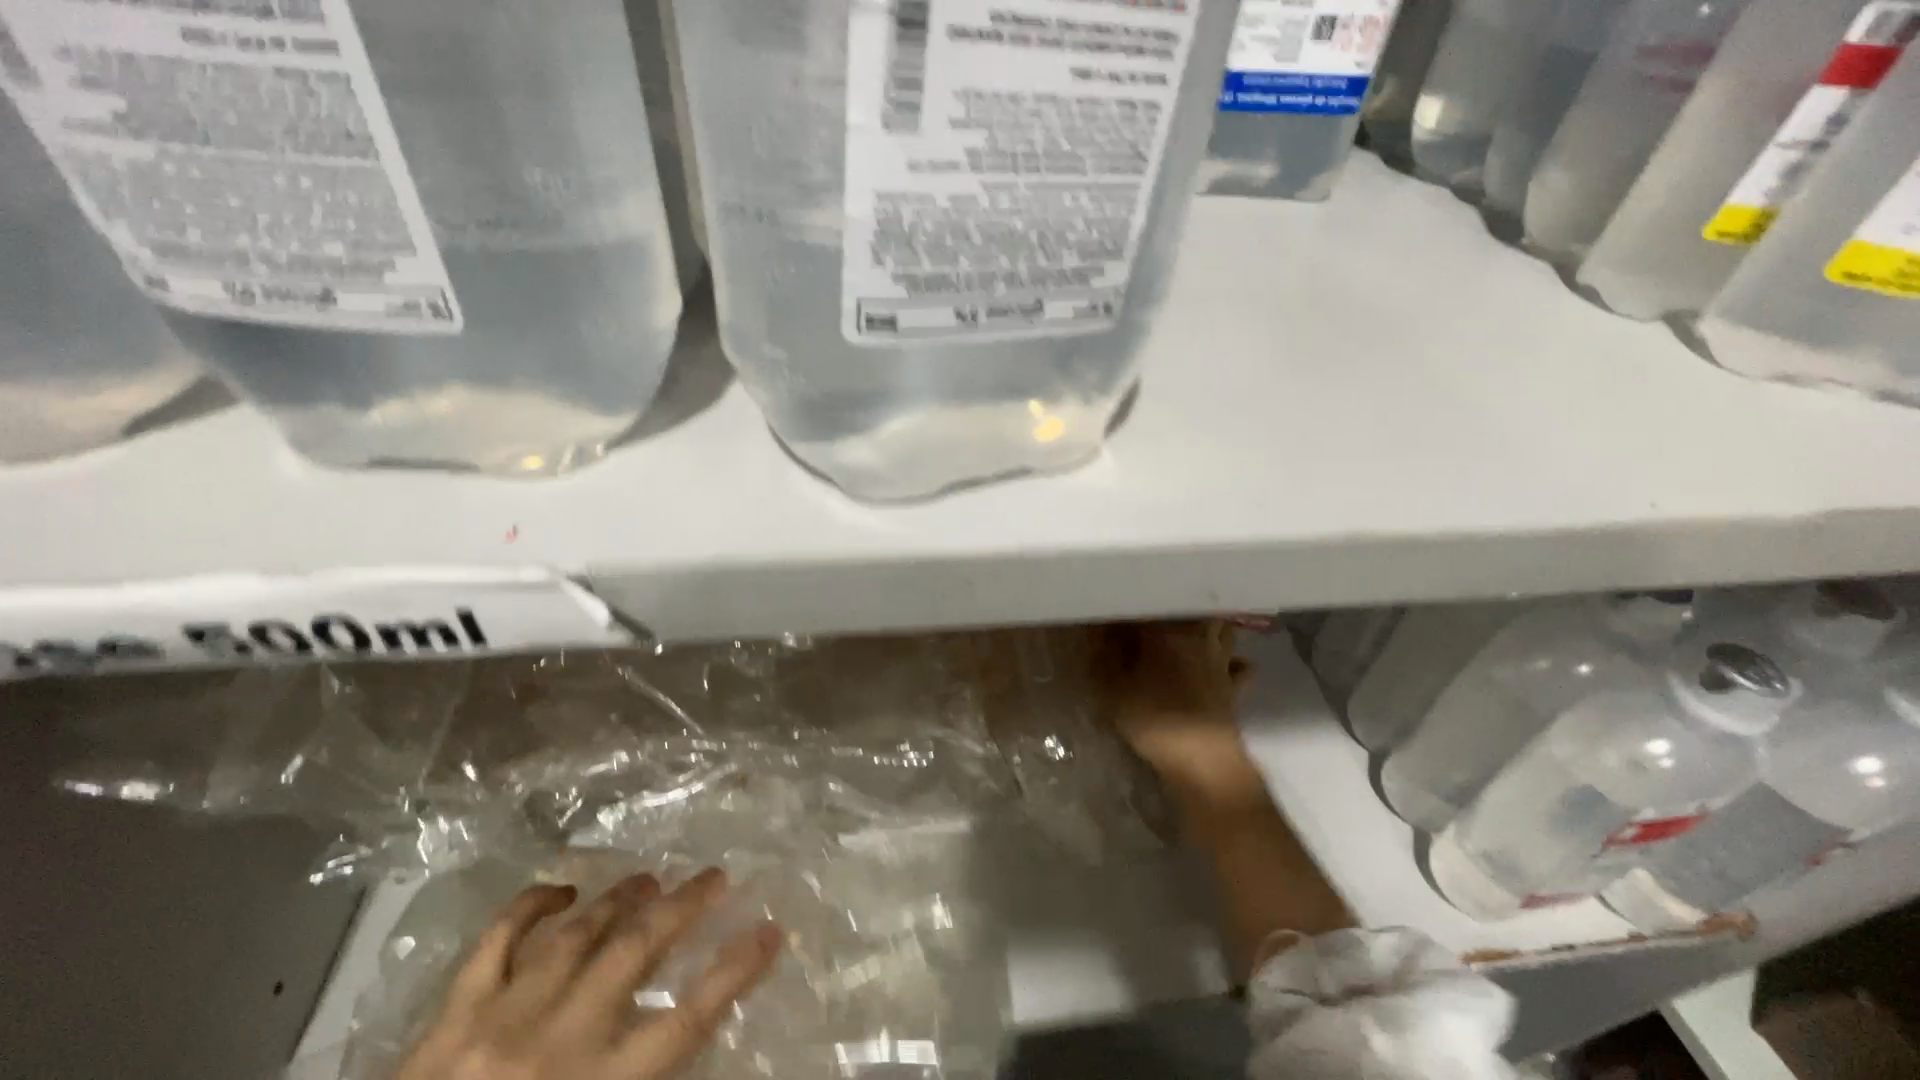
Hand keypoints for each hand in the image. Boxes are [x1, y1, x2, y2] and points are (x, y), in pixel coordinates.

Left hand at [396, 869, 782, 1079]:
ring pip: (575, 934)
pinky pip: (497, 941)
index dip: (738, 969)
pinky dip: (530, 906)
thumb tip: (676, 1045)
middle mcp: (561, 1039)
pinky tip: (560, 889)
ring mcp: (501, 1019)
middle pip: (638, 952)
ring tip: (648, 878)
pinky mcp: (451, 1015)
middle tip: (713, 877)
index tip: (770, 931)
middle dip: (684, 907)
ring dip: (618, 900)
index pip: (691, 1018)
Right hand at [1103, 621, 1263, 810]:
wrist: (1202, 760)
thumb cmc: (1153, 718)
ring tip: (1186, 637)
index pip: (1146, 608)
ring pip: (1221, 629)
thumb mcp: (1112, 688)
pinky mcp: (1234, 687)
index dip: (1129, 612)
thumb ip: (1104, 654)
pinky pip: (1239, 665)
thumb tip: (1098, 628)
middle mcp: (1198, 636)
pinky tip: (1220, 667)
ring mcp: (1221, 661)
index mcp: (1166, 630)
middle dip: (1175, 612)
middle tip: (1154, 623)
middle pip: (1193, 609)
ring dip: (1207, 628)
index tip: (1113, 620)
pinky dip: (1231, 662)